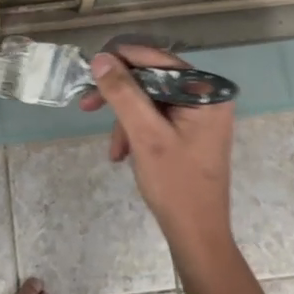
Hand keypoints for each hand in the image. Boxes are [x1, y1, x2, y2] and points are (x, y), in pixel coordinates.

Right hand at [77, 44, 234, 257]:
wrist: (196, 234)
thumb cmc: (175, 184)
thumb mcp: (144, 134)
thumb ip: (123, 93)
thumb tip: (101, 58)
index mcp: (206, 92)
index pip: (160, 60)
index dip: (124, 59)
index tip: (92, 66)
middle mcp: (206, 98)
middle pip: (153, 80)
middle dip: (120, 96)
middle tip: (87, 104)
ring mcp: (199, 117)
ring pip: (149, 101)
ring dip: (125, 120)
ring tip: (113, 150)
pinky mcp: (189, 133)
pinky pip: (156, 118)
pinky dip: (135, 132)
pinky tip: (123, 154)